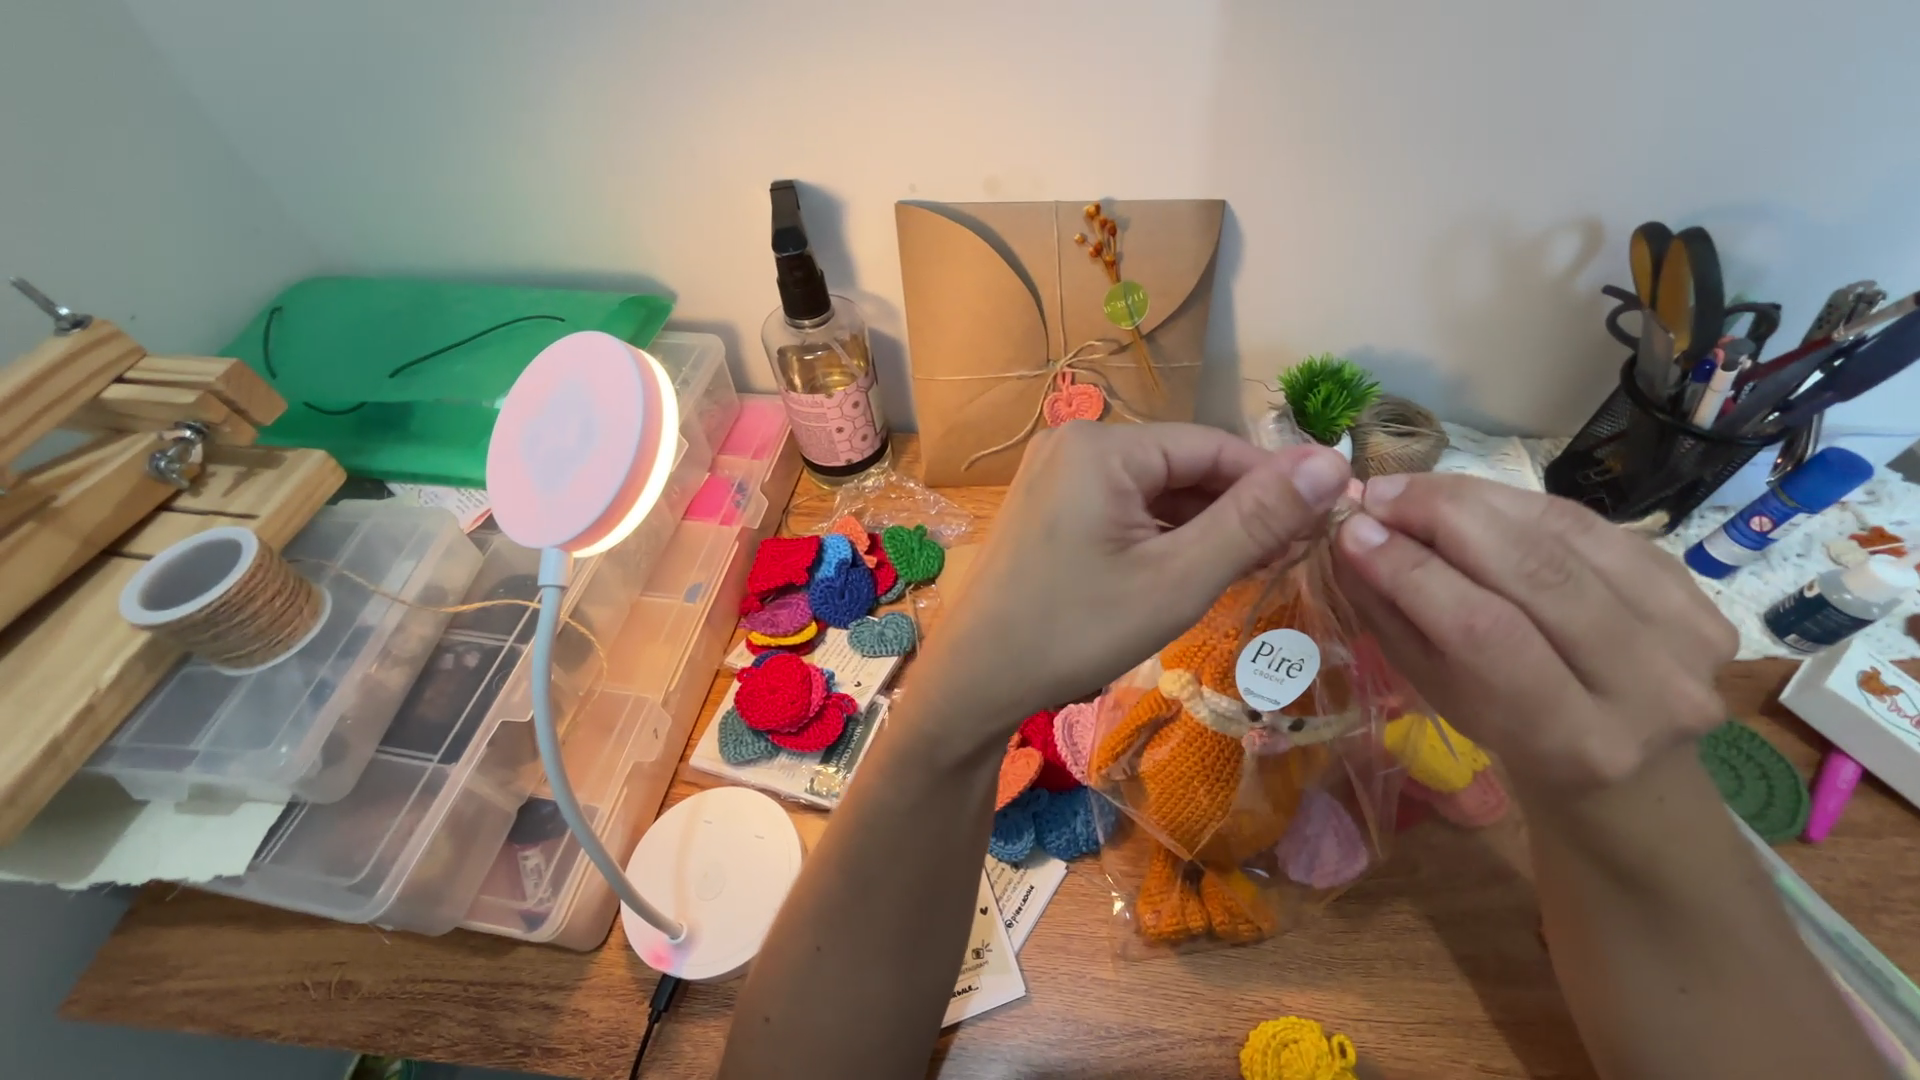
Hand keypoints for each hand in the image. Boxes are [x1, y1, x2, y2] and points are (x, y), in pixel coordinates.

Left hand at [909, 421, 1349, 754]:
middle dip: (1236, 511)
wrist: (975, 681)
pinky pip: (1121, 509)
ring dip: (1201, 528)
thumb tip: (1332, 462)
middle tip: (1286, 561)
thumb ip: (1255, 520)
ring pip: (1153, 491)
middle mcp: (1074, 444)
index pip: (1215, 447)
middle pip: (1182, 467)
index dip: (1274, 485)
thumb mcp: (1177, 579)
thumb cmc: (1074, 631)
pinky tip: (1189, 571)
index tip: (1321, 526)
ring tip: (1247, 572)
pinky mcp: (1047, 507)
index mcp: (1102, 445)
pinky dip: (1160, 537)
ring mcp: (1054, 476)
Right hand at [1332, 473, 1736, 796]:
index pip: (1481, 629)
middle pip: (1535, 572)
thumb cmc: (1502, 729)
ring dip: (1478, 498)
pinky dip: (1524, 504)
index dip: (1410, 570)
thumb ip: (1394, 613)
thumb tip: (1352, 535)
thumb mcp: (1435, 688)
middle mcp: (1653, 690)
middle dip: (1444, 517)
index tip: (1352, 528)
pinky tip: (1473, 500)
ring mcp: (1692, 639)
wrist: (1620, 763)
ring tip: (1414, 489)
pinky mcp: (1703, 596)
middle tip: (1381, 493)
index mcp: (1571, 739)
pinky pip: (1598, 527)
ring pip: (1567, 535)